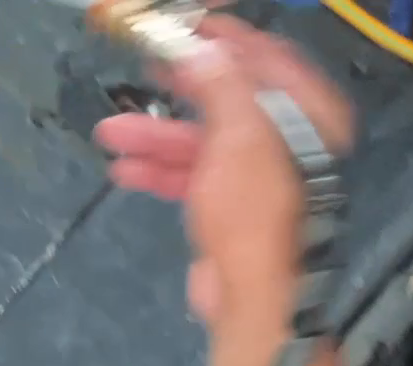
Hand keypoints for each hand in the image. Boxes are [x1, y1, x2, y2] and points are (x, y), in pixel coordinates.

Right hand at [95, 17, 353, 333]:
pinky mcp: (225, 209)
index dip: (222, 41)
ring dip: (154, 137)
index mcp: (303, 112)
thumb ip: (221, 85)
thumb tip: (199, 48)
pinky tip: (123, 170)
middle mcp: (282, 138)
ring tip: (109, 133)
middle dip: (176, 92)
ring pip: (198, 144)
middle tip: (142, 72)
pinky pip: (189, 179)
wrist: (249, 292)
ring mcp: (251, 176)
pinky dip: (158, 173)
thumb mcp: (239, 134)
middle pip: (224, 101)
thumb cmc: (252, 209)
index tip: (183, 27)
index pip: (263, 59)